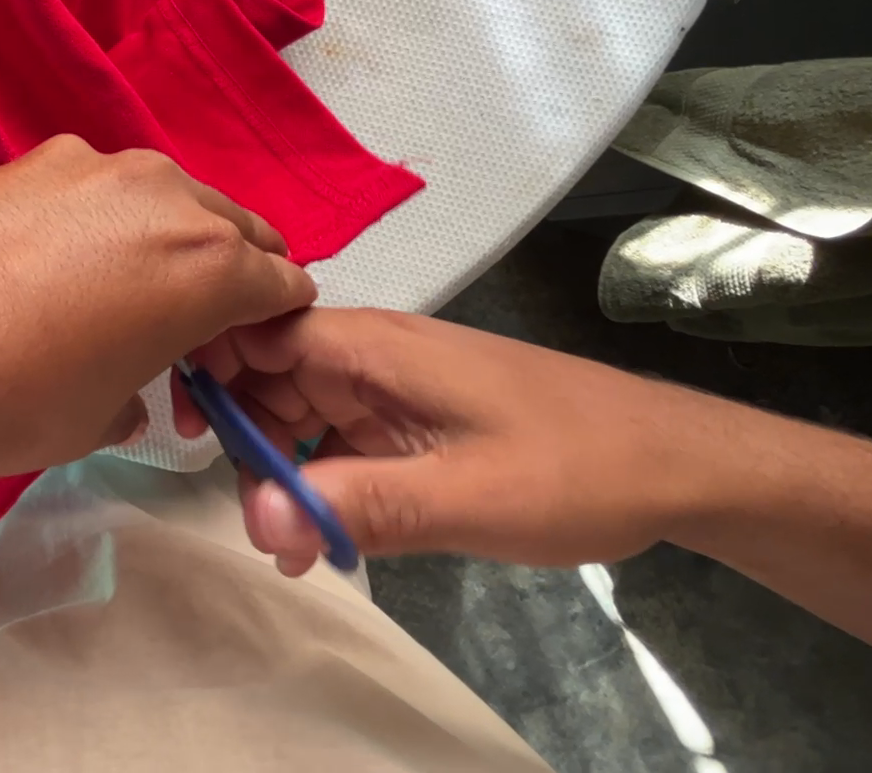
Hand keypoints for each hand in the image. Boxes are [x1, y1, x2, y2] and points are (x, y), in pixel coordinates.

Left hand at [0, 135, 315, 486]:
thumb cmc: (1, 403)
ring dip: (160, 240)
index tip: (237, 351)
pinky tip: (43, 262)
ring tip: (110, 291)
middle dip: (224, 274)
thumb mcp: (96, 420)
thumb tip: (133, 388)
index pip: (281, 282)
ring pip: (160, 199)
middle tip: (181, 326)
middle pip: (229, 227)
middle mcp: (161, 193)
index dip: (267, 323)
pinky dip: (96, 221)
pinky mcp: (29, 156)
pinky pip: (93, 190)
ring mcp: (90, 163)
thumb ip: (140, 391)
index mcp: (206, 264)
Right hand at [175, 308, 737, 574]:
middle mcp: (361, 355)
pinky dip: (314, 482)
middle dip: (241, 438)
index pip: (252, 329)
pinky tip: (322, 535)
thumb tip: (256, 523)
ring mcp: (378, 387)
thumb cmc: (578, 466)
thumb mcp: (469, 496)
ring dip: (276, 470)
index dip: (206, 366)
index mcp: (366, 345)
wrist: (685, 468)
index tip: (187, 431)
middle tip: (255, 515)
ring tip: (289, 542)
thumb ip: (359, 505)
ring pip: (288, 411)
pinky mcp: (395, 419)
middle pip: (260, 374)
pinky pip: (328, 440)